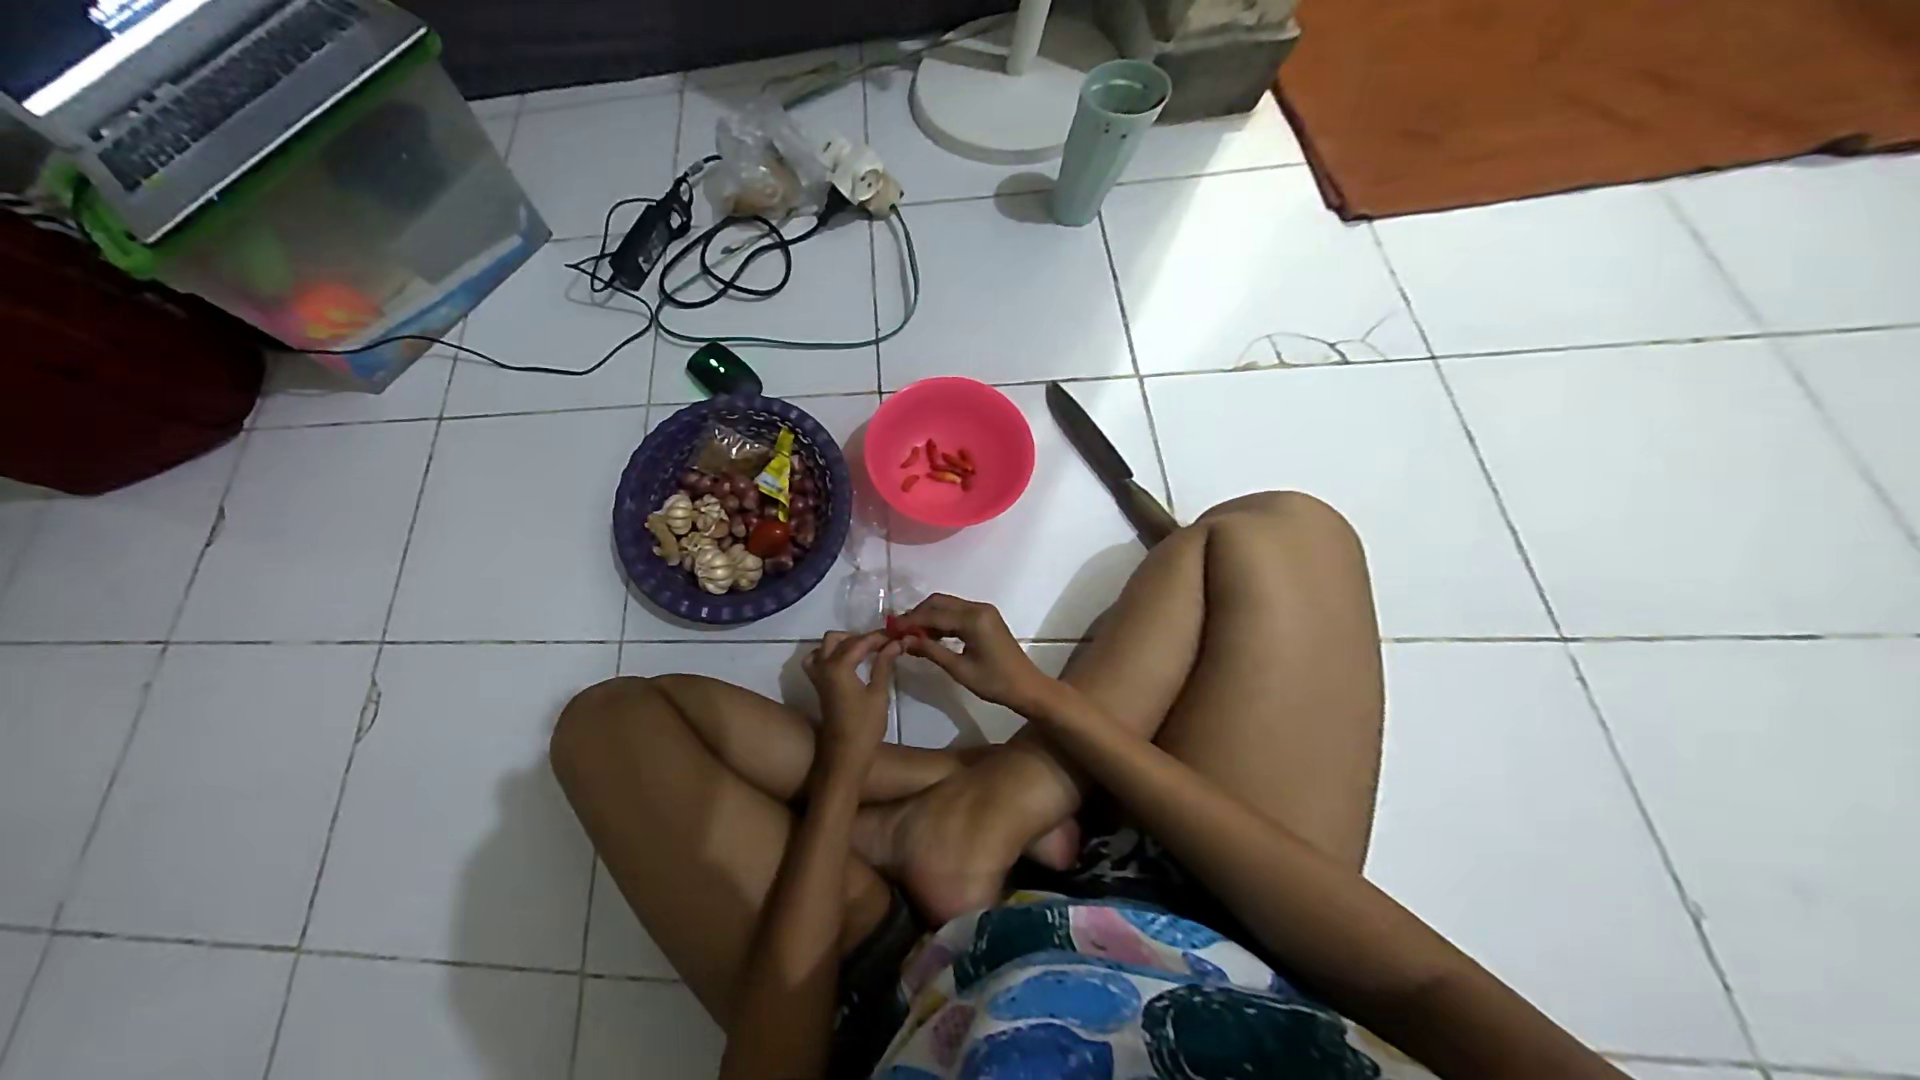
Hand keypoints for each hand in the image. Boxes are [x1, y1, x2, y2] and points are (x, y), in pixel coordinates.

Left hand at [803, 631, 899, 774]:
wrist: (845, 754)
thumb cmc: (865, 726)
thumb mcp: (878, 693)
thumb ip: (884, 664)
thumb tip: (896, 643)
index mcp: (838, 667)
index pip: (859, 642)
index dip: (878, 637)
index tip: (895, 637)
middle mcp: (823, 666)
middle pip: (839, 639)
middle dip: (860, 637)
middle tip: (882, 644)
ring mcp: (817, 676)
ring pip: (824, 646)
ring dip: (843, 643)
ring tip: (865, 650)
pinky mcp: (817, 685)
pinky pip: (817, 659)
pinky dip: (829, 654)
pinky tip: (846, 662)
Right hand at [893, 594, 1058, 714]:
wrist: (1027, 687)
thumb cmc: (995, 682)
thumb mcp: (959, 669)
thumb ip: (931, 651)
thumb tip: (904, 641)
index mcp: (974, 619)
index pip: (934, 614)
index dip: (910, 621)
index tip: (890, 629)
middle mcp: (978, 608)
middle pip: (939, 602)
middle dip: (918, 614)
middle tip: (899, 632)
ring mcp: (984, 611)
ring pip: (948, 606)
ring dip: (929, 617)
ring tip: (910, 636)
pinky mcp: (986, 618)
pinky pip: (957, 613)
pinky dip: (942, 621)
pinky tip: (930, 637)